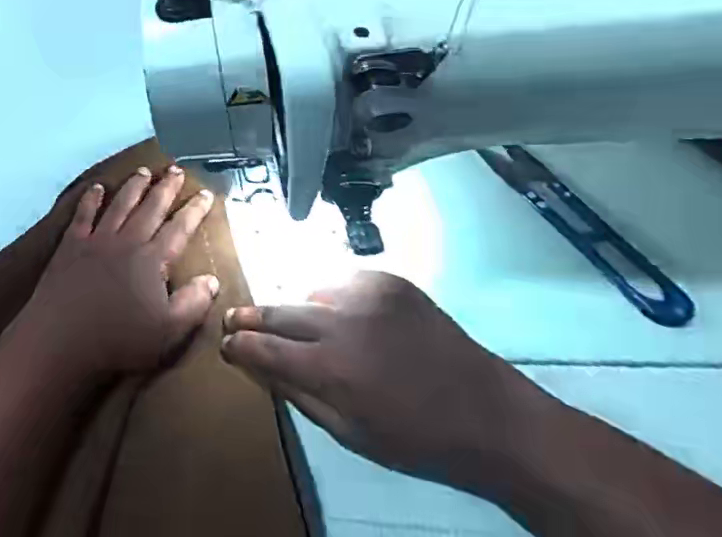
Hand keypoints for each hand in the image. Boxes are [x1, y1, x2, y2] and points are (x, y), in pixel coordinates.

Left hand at [6, 166, 218, 385]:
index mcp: (151, 260)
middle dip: (165, 188)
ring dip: (133, 186)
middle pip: (149, 208)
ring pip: (119, 204)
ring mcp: (96, 239)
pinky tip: (97, 187)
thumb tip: (212, 278)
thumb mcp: (168, 332)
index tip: (205, 194)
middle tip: (177, 170)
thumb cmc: (119, 339)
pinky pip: (84, 213)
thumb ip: (193, 303)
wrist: (63, 335)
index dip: (194, 211)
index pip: (178, 229)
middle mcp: (125, 241)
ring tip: (143, 171)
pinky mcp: (71, 243)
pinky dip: (91, 198)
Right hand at [221, 271, 555, 492]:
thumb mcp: (350, 434)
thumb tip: (252, 363)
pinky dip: (339, 300)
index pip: (261, 346)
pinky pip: (343, 284)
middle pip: (276, 311)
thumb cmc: (419, 439)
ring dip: (304, 312)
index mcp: (330, 368)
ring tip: (319, 332)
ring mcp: (365, 295)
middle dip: (250, 317)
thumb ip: (295, 394)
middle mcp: (340, 323)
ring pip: (309, 295)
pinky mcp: (387, 280)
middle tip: (233, 318)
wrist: (497, 419)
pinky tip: (359, 322)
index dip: (236, 343)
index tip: (224, 342)